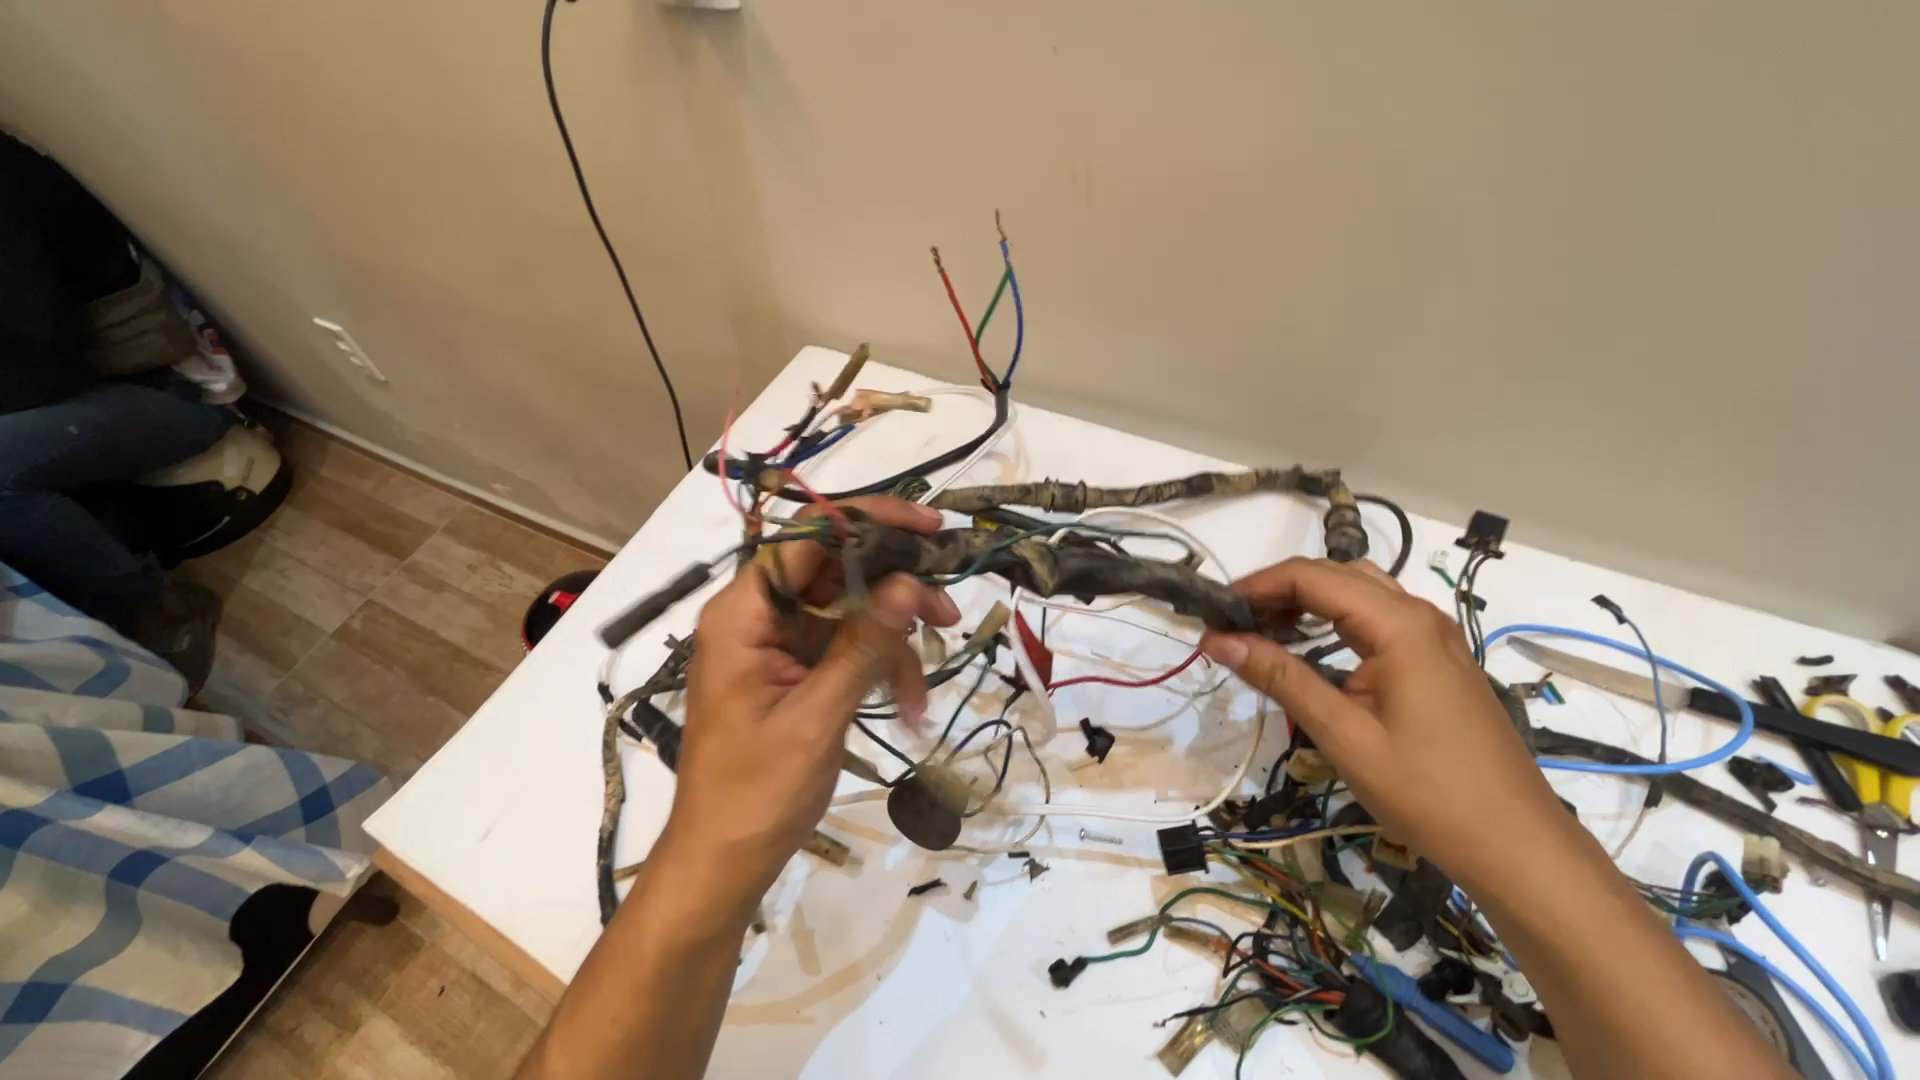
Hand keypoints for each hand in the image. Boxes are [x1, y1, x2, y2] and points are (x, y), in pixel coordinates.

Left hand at [662, 498, 959, 905]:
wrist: (723, 860)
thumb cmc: (756, 792)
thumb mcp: (817, 716)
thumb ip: (862, 645)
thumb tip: (908, 583)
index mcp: (743, 613)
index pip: (808, 537)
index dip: (869, 521)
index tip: (927, 527)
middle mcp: (757, 615)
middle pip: (833, 570)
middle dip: (893, 589)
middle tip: (947, 609)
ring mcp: (776, 643)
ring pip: (848, 611)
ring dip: (892, 641)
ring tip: (925, 685)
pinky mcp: (794, 669)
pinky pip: (845, 648)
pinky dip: (879, 668)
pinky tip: (908, 704)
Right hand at [1198, 557, 1573, 889]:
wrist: (1514, 842)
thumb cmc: (1427, 791)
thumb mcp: (1343, 735)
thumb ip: (1281, 678)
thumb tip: (1218, 640)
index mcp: (1399, 625)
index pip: (1312, 577)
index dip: (1257, 586)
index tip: (1213, 613)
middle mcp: (1419, 616)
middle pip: (1336, 575)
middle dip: (1278, 590)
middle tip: (1231, 625)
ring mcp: (1433, 637)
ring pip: (1358, 593)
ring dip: (1307, 602)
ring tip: (1262, 633)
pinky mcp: (1436, 660)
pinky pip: (1377, 618)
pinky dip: (1334, 620)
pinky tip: (1310, 649)